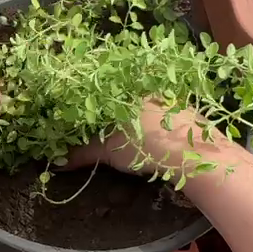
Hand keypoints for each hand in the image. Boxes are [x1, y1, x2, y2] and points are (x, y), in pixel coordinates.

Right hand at [68, 99, 235, 178]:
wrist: (196, 156)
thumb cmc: (145, 145)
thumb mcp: (108, 151)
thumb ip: (82, 153)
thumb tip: (56, 162)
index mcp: (128, 91)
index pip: (106, 92)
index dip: (95, 105)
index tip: (88, 119)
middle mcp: (151, 89)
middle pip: (128, 98)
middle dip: (118, 112)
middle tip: (110, 131)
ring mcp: (173, 101)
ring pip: (150, 107)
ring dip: (140, 119)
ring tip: (134, 138)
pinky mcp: (191, 115)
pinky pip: (168, 116)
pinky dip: (160, 127)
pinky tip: (159, 141)